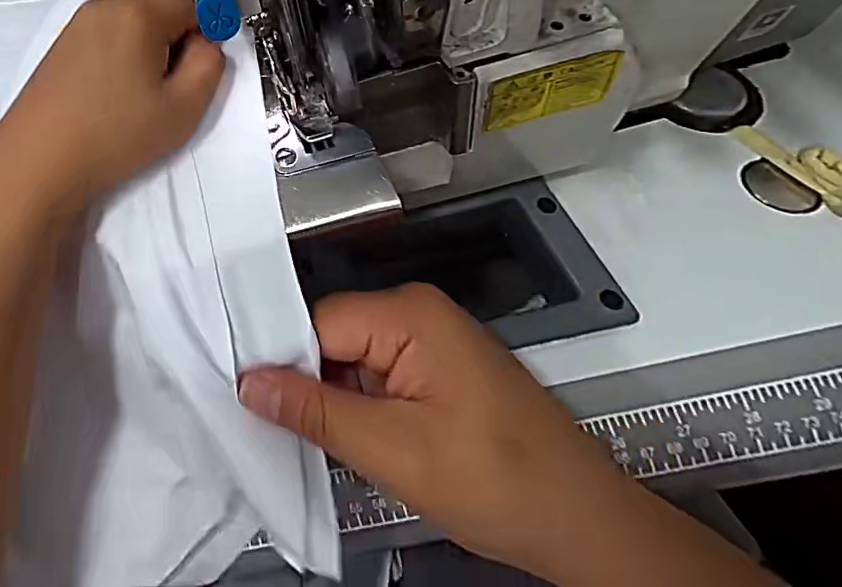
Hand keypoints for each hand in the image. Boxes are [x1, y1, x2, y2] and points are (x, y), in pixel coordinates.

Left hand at [0, 0, 225, 212]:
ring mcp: (82, 19)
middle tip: (196, 54)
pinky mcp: (68, 38)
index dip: (216, 12)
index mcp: (138, 14)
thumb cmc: (112, 137)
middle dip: (190, 8)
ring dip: (161, 17)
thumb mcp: (182, 108)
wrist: (38, 161)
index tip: (221, 40)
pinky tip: (133, 69)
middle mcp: (107, 5)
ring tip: (165, 64)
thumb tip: (206, 41)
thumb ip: (209, 64)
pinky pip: (113, 16)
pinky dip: (134, 28)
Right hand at [236, 284, 628, 576]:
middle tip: (297, 432)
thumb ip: (316, 412)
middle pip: (331, 337)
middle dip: (312, 385)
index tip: (257, 397)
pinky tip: (366, 441)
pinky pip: (373, 376)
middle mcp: (416, 314)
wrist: (587, 528)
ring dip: (337, 401)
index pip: (317, 322)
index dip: (285, 362)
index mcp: (409, 313)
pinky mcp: (432, 368)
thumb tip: (254, 383)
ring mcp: (427, 341)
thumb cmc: (510, 483)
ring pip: (349, 361)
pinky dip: (360, 408)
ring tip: (343, 444)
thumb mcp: (396, 451)